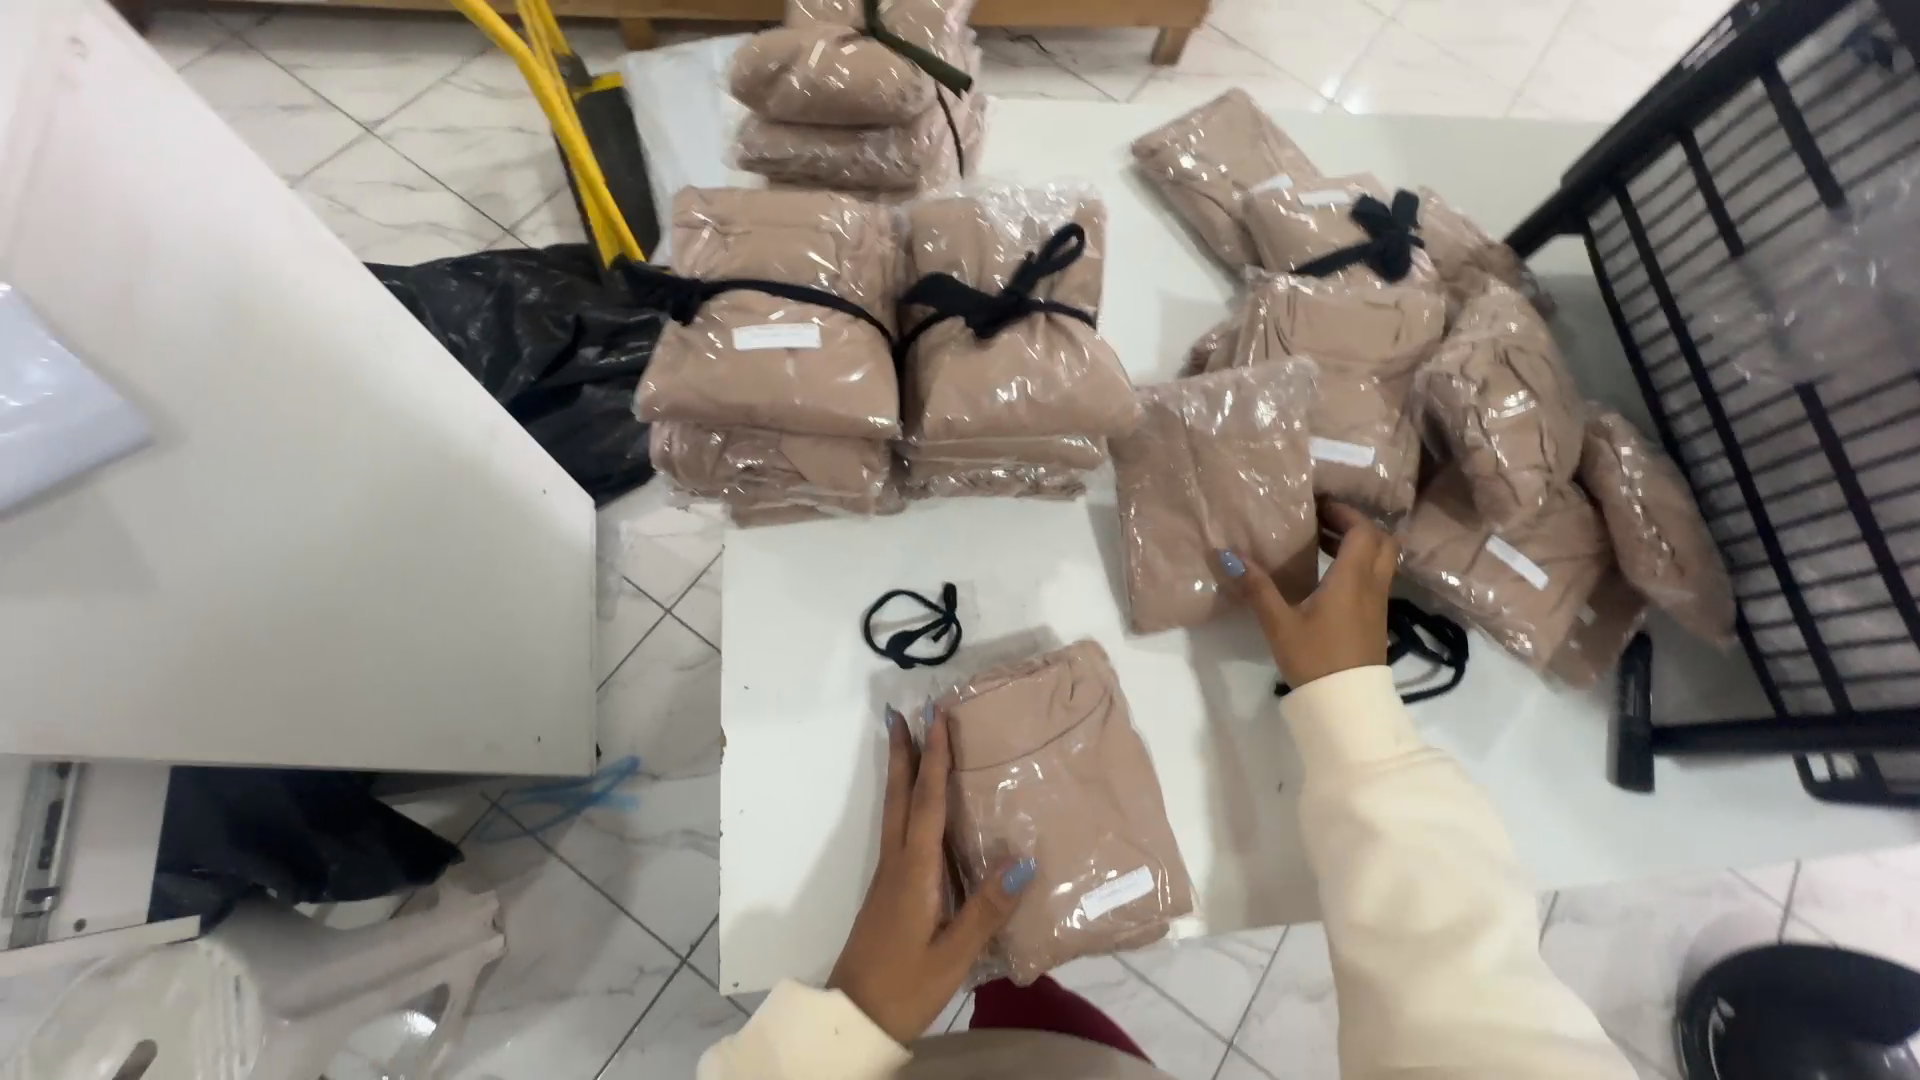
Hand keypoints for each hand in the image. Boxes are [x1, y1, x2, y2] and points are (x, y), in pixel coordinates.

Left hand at [828, 703, 1035, 1044]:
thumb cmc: (906, 985)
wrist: (855, 1016)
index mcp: (915, 869)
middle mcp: (898, 860)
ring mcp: (889, 873)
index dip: (934, 756)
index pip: (926, 800)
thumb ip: (987, 907)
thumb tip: (1025, 857)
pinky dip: (904, 798)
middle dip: (904, 751)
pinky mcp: (889, 887)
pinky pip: (897, 826)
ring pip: (894, 807)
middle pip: (900, 794)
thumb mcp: (954, 953)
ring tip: (905, 739)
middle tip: (902, 712)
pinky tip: (914, 803)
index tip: (935, 716)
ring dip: (901, 769)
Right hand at [1217, 501, 1398, 687]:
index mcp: (1352, 579)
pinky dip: (1357, 565)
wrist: (1345, 703)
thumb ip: (1256, 587)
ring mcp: (1377, 603)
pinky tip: (1327, 575)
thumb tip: (1227, 554)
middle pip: (1381, 541)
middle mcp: (1371, 585)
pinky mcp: (1374, 619)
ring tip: (1321, 543)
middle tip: (1323, 522)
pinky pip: (1374, 578)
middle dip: (1356, 525)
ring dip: (1358, 545)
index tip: (1317, 506)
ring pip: (1381, 560)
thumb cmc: (1314, 658)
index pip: (1363, 531)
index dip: (1345, 512)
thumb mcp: (1279, 622)